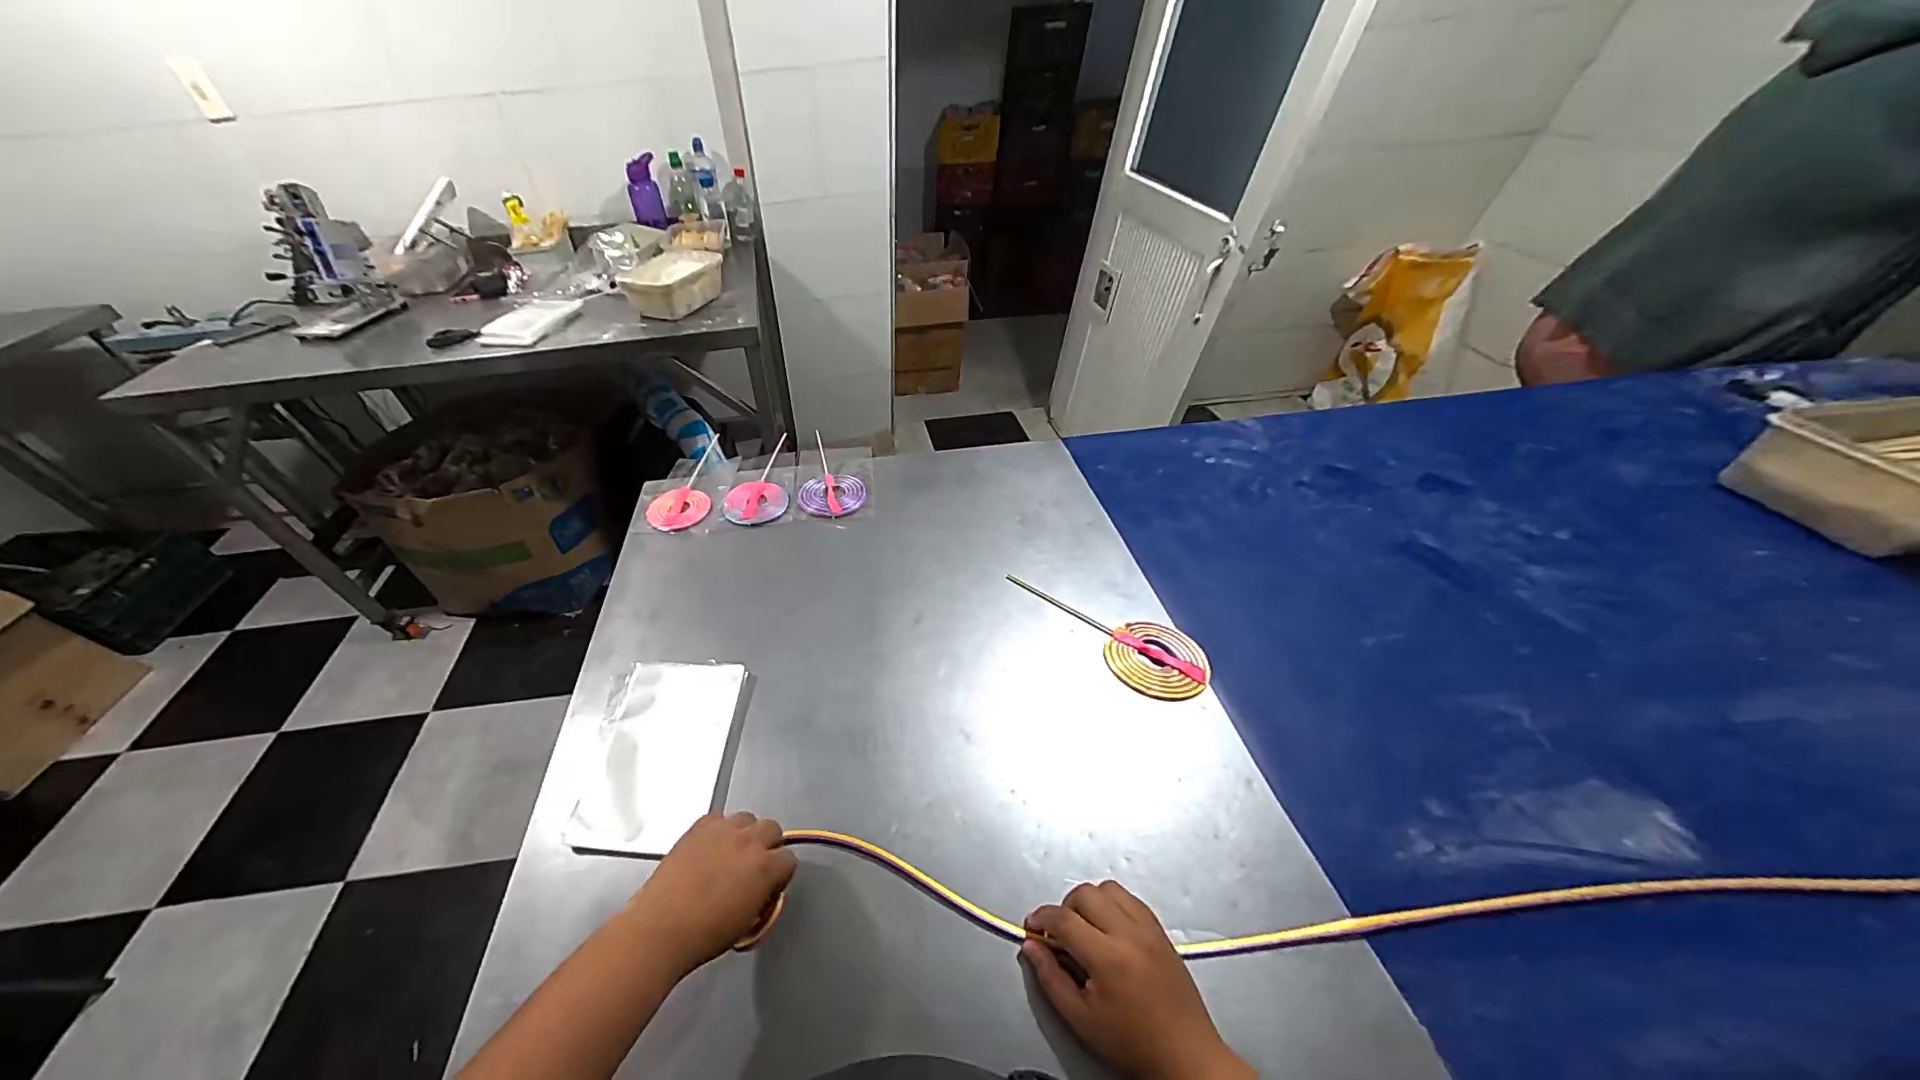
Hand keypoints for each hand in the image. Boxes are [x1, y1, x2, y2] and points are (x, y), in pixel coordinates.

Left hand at [625, 811, 797, 974]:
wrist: (659, 929)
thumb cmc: (705, 935)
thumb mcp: (748, 922)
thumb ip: (763, 897)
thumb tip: (763, 891)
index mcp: (766, 866)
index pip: (789, 860)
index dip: (781, 874)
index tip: (770, 886)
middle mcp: (749, 841)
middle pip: (772, 828)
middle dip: (768, 846)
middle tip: (754, 866)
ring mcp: (723, 831)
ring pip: (747, 818)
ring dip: (745, 833)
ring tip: (732, 853)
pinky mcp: (698, 828)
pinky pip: (718, 818)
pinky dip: (718, 830)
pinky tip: (710, 848)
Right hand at [1023, 882, 1252, 1079]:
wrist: (1185, 1056)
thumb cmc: (1133, 1043)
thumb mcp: (1081, 1020)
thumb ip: (1050, 978)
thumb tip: (1031, 946)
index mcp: (1108, 958)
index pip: (1064, 918)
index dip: (1041, 918)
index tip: (1032, 927)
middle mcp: (1130, 934)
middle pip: (1085, 893)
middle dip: (1064, 908)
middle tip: (1058, 933)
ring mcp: (1149, 929)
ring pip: (1109, 888)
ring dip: (1089, 901)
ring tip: (1083, 928)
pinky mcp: (1161, 930)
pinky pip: (1131, 898)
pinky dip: (1112, 903)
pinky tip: (1107, 927)